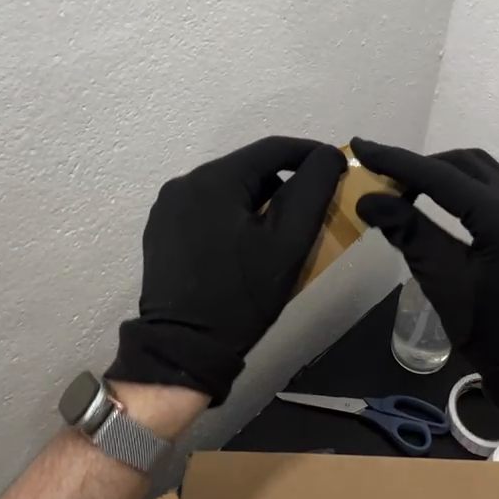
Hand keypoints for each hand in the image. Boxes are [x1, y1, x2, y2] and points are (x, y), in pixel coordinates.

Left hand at [106, 136, 347, 406]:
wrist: (183, 349)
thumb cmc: (242, 295)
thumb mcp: (289, 241)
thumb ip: (313, 189)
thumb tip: (328, 155)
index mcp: (214, 179)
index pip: (273, 149)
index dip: (310, 153)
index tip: (336, 166)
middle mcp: (185, 182)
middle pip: (249, 169)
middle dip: (284, 182)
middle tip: (313, 207)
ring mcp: (168, 207)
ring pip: (228, 189)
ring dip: (258, 201)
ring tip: (281, 230)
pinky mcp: (161, 230)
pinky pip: (207, 208)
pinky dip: (233, 216)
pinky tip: (246, 244)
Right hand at [350, 138, 498, 424]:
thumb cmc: (489, 332)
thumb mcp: (442, 282)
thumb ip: (408, 233)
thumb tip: (367, 199)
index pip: (442, 177)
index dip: (398, 161)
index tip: (362, 148)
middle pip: (463, 163)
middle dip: (419, 165)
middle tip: (380, 175)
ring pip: (479, 168)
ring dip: (440, 170)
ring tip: (403, 185)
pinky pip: (491, 184)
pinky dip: (459, 183)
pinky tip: (434, 196)